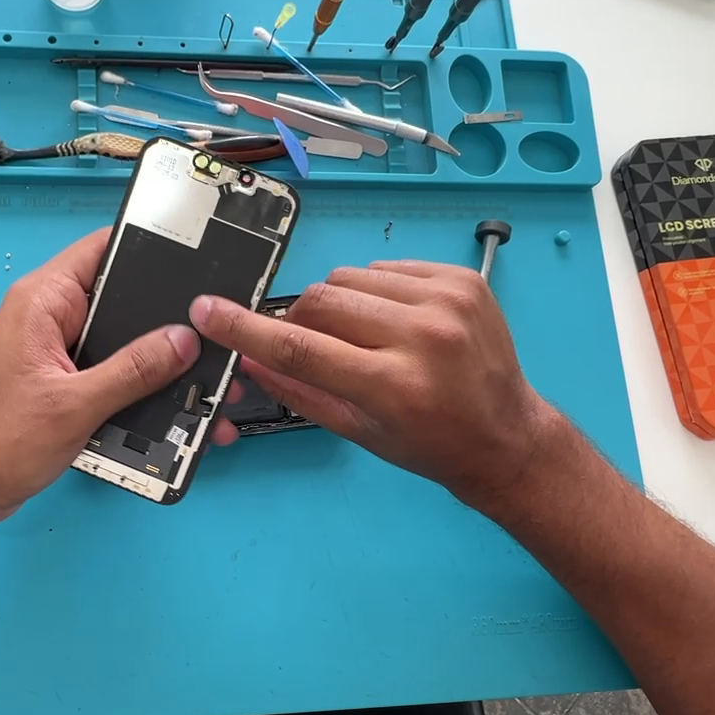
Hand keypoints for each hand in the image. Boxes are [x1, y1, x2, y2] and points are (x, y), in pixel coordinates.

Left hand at [0, 228, 237, 524]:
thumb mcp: (72, 405)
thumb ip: (132, 371)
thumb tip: (183, 340)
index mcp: (43, 301)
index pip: (103, 249)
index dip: (152, 249)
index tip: (200, 263)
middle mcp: (51, 318)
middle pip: (121, 300)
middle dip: (166, 319)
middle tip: (217, 335)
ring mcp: (58, 353)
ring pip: (121, 342)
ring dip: (157, 361)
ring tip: (204, 380)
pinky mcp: (64, 384)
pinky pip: (111, 374)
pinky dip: (138, 388)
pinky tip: (173, 405)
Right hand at [189, 260, 558, 514]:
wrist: (506, 435)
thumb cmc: (428, 444)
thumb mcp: (356, 430)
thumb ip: (298, 390)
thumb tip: (248, 357)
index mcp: (393, 386)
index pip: (300, 347)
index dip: (245, 328)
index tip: (208, 311)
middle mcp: (422, 336)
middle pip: (320, 301)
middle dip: (301, 321)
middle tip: (315, 346)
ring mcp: (447, 301)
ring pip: (348, 278)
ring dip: (339, 306)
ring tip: (365, 337)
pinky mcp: (462, 279)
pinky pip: (385, 269)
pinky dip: (374, 292)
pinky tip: (393, 322)